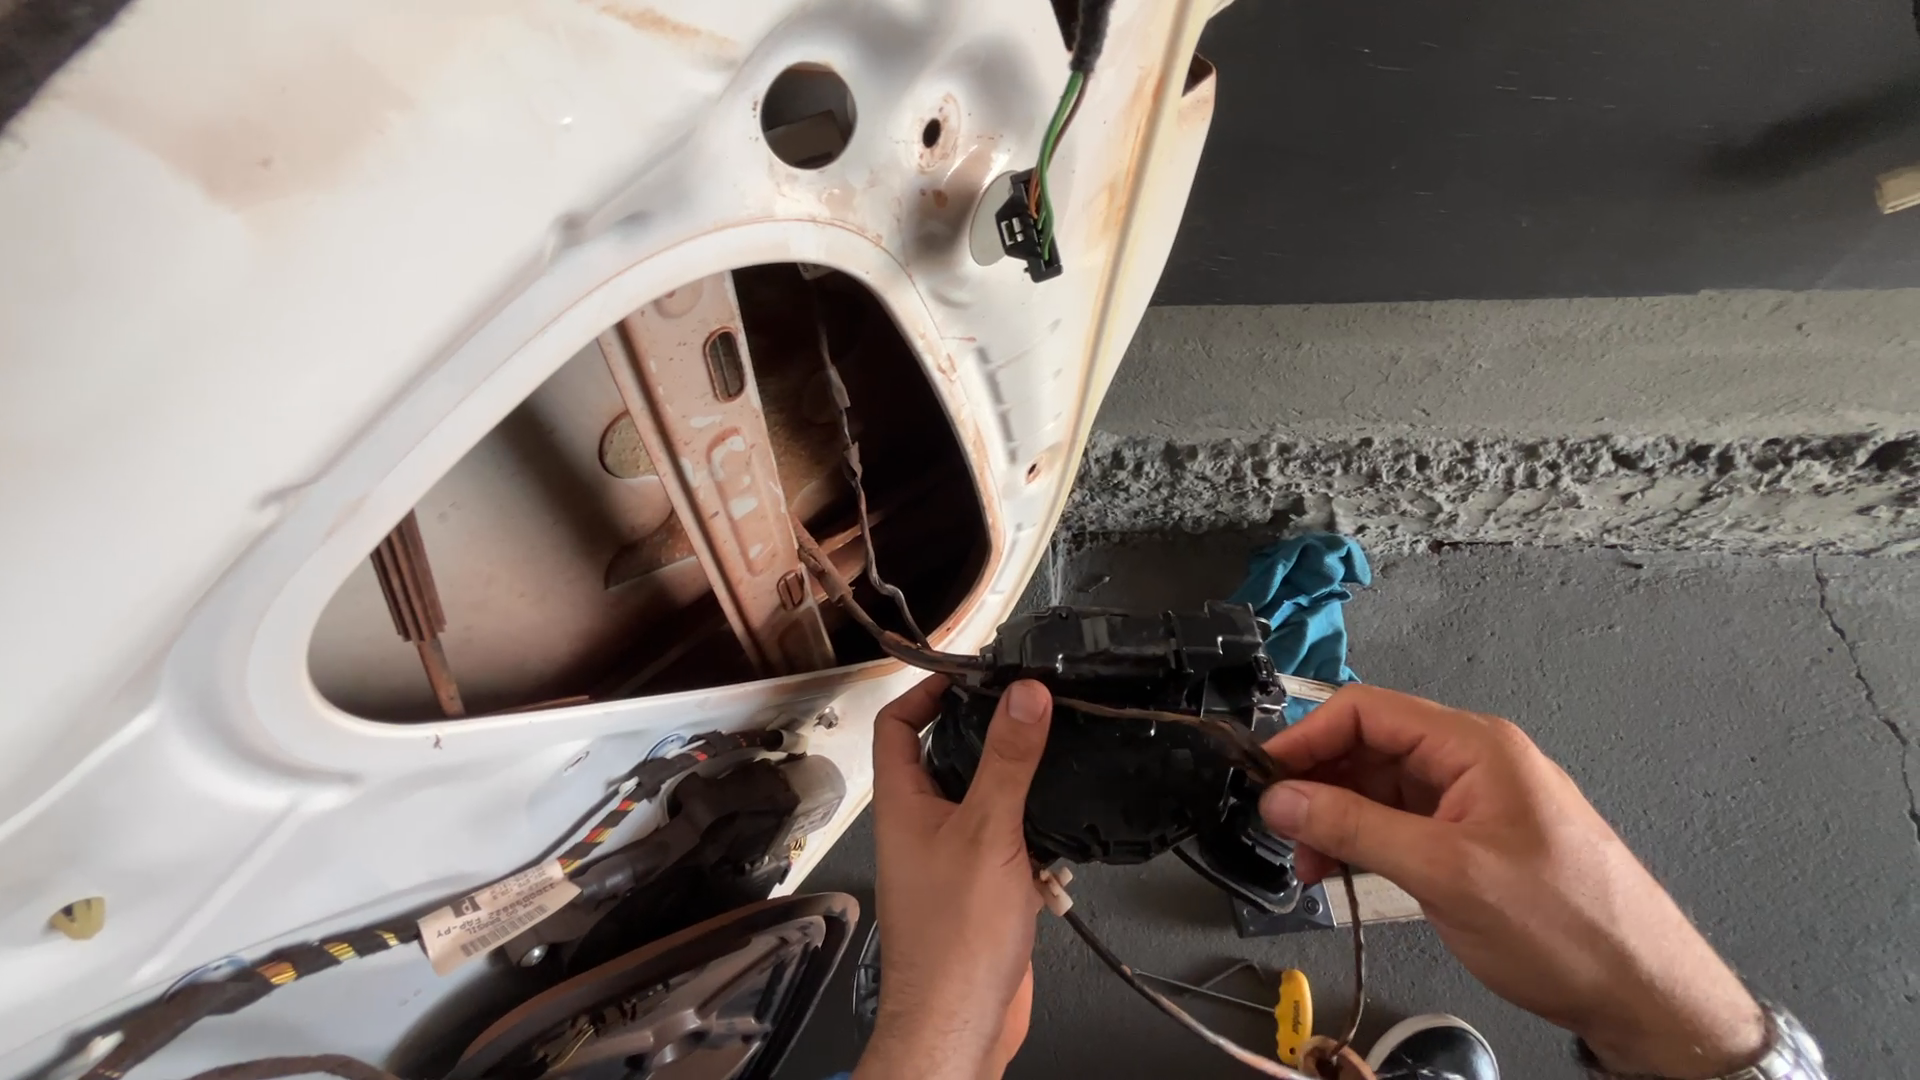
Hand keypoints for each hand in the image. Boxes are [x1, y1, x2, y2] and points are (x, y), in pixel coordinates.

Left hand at [853, 676, 1052, 1079]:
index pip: (897, 724)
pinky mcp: (979, 883)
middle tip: (1026, 706)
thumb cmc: (957, 932)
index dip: (924, 691)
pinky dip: (1029, 830)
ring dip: (1015, 783)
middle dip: (983, 731)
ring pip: (981, 796)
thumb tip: (1024, 693)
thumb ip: (1007, 759)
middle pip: (944, 754)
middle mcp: (920, 822)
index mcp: (902, 801)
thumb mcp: (988, 829)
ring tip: (1053, 756)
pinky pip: (1003, 837)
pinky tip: (1061, 833)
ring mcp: (949, 853)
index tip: (967, 673)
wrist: (961, 1025)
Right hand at [1259, 685, 1764, 1078]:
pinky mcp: (1463, 838)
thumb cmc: (1561, 926)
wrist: (1654, 1004)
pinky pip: (1392, 823)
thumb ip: (1353, 827)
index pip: (1366, 712)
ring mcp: (1464, 800)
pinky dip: (1357, 842)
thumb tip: (1276, 798)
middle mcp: (1464, 760)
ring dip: (1331, 820)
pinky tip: (1334, 870)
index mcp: (1471, 745)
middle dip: (1316, 785)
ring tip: (1305, 864)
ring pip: (1372, 788)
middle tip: (1278, 827)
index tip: (1264, 774)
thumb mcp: (1445, 873)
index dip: (1308, 736)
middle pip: (1365, 748)